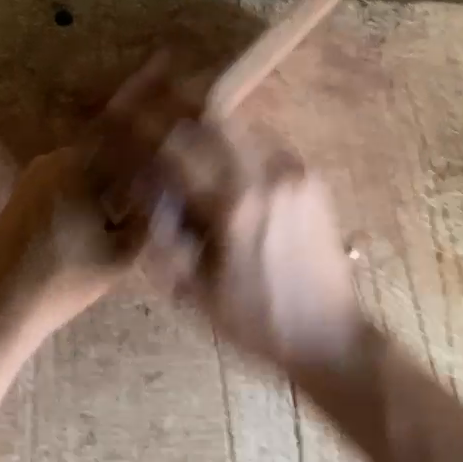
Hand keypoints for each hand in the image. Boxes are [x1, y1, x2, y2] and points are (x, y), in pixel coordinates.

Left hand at [0, 55, 195, 342]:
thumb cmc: (62, 280)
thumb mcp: (121, 252)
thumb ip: (149, 214)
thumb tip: (171, 187)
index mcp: (78, 165)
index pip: (123, 125)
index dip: (147, 94)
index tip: (165, 61)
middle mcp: (55, 158)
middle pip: (107, 143)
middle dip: (135, 145)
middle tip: (160, 153)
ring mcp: (36, 174)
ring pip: (88, 164)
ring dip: (112, 174)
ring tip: (136, 197)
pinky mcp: (25, 193)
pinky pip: (69, 179)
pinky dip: (91, 188)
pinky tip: (104, 214)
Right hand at [149, 120, 369, 380]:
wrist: (331, 337)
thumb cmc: (258, 321)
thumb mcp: (198, 293)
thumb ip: (165, 241)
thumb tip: (144, 194)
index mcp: (232, 207)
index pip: (176, 154)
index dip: (148, 143)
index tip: (131, 140)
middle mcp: (264, 178)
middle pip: (210, 124)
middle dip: (179, 125)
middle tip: (161, 132)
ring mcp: (292, 174)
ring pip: (241, 126)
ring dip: (212, 131)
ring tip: (195, 146)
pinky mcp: (311, 178)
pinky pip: (267, 144)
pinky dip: (243, 145)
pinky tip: (234, 166)